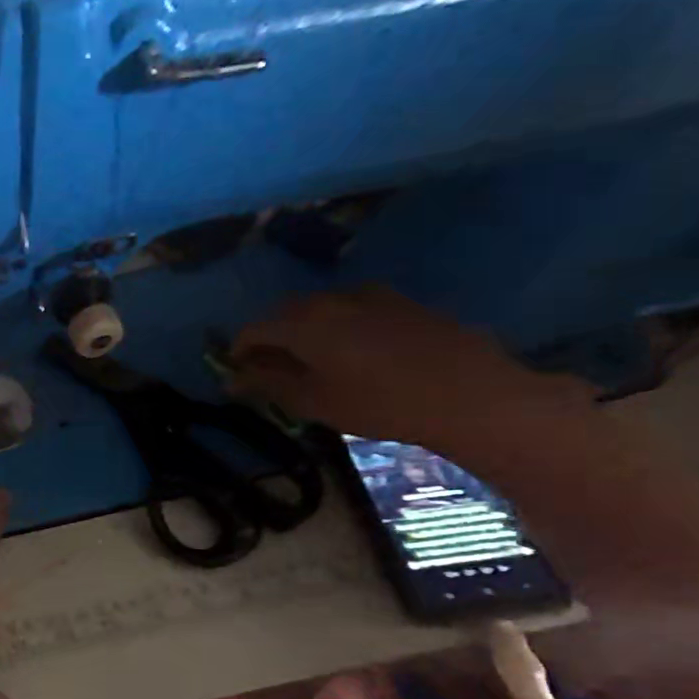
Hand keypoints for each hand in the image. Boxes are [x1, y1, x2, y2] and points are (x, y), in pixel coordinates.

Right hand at [230, 286, 589, 451]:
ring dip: (305, 330)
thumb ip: (269, 385)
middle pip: (286, 313)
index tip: (236, 372)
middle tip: (271, 371)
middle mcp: (331, 299)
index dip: (239, 350)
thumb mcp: (315, 402)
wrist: (466, 392)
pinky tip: (353, 352)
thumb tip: (232, 378)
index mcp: (304, 323)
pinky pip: (352, 308)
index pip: (255, 329)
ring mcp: (369, 295)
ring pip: (321, 308)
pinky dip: (337, 326)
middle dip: (271, 338)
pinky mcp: (400, 302)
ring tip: (311, 362)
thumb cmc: (379, 403)